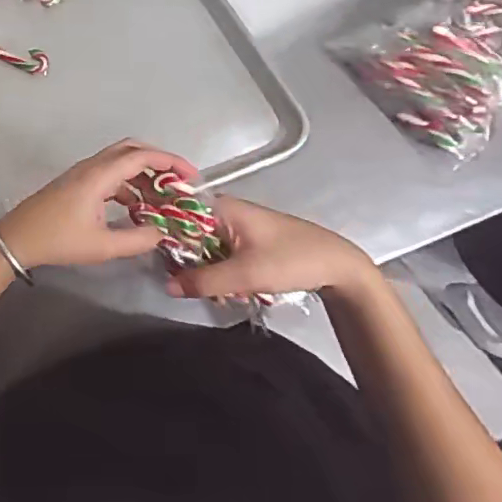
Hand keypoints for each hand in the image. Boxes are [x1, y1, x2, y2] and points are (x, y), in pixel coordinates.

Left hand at [0, 139, 199, 269]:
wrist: (16, 239)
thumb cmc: (57, 241)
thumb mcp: (102, 246)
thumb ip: (137, 240)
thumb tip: (162, 233)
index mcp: (98, 176)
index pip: (141, 156)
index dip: (170, 162)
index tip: (191, 177)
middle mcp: (91, 167)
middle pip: (131, 150)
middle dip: (159, 163)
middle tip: (178, 183)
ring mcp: (81, 174)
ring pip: (119, 163)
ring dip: (142, 176)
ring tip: (161, 201)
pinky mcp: (75, 183)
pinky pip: (108, 175)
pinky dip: (126, 185)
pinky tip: (135, 208)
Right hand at [165, 198, 374, 298]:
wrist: (341, 268)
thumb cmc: (292, 260)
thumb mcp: (244, 274)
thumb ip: (203, 281)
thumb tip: (167, 286)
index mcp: (221, 208)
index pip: (176, 213)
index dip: (164, 234)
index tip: (160, 258)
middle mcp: (225, 212)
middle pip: (188, 234)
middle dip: (189, 262)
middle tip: (197, 286)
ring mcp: (237, 227)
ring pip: (204, 248)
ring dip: (207, 272)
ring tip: (223, 294)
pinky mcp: (247, 241)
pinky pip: (220, 254)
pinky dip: (222, 272)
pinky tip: (234, 291)